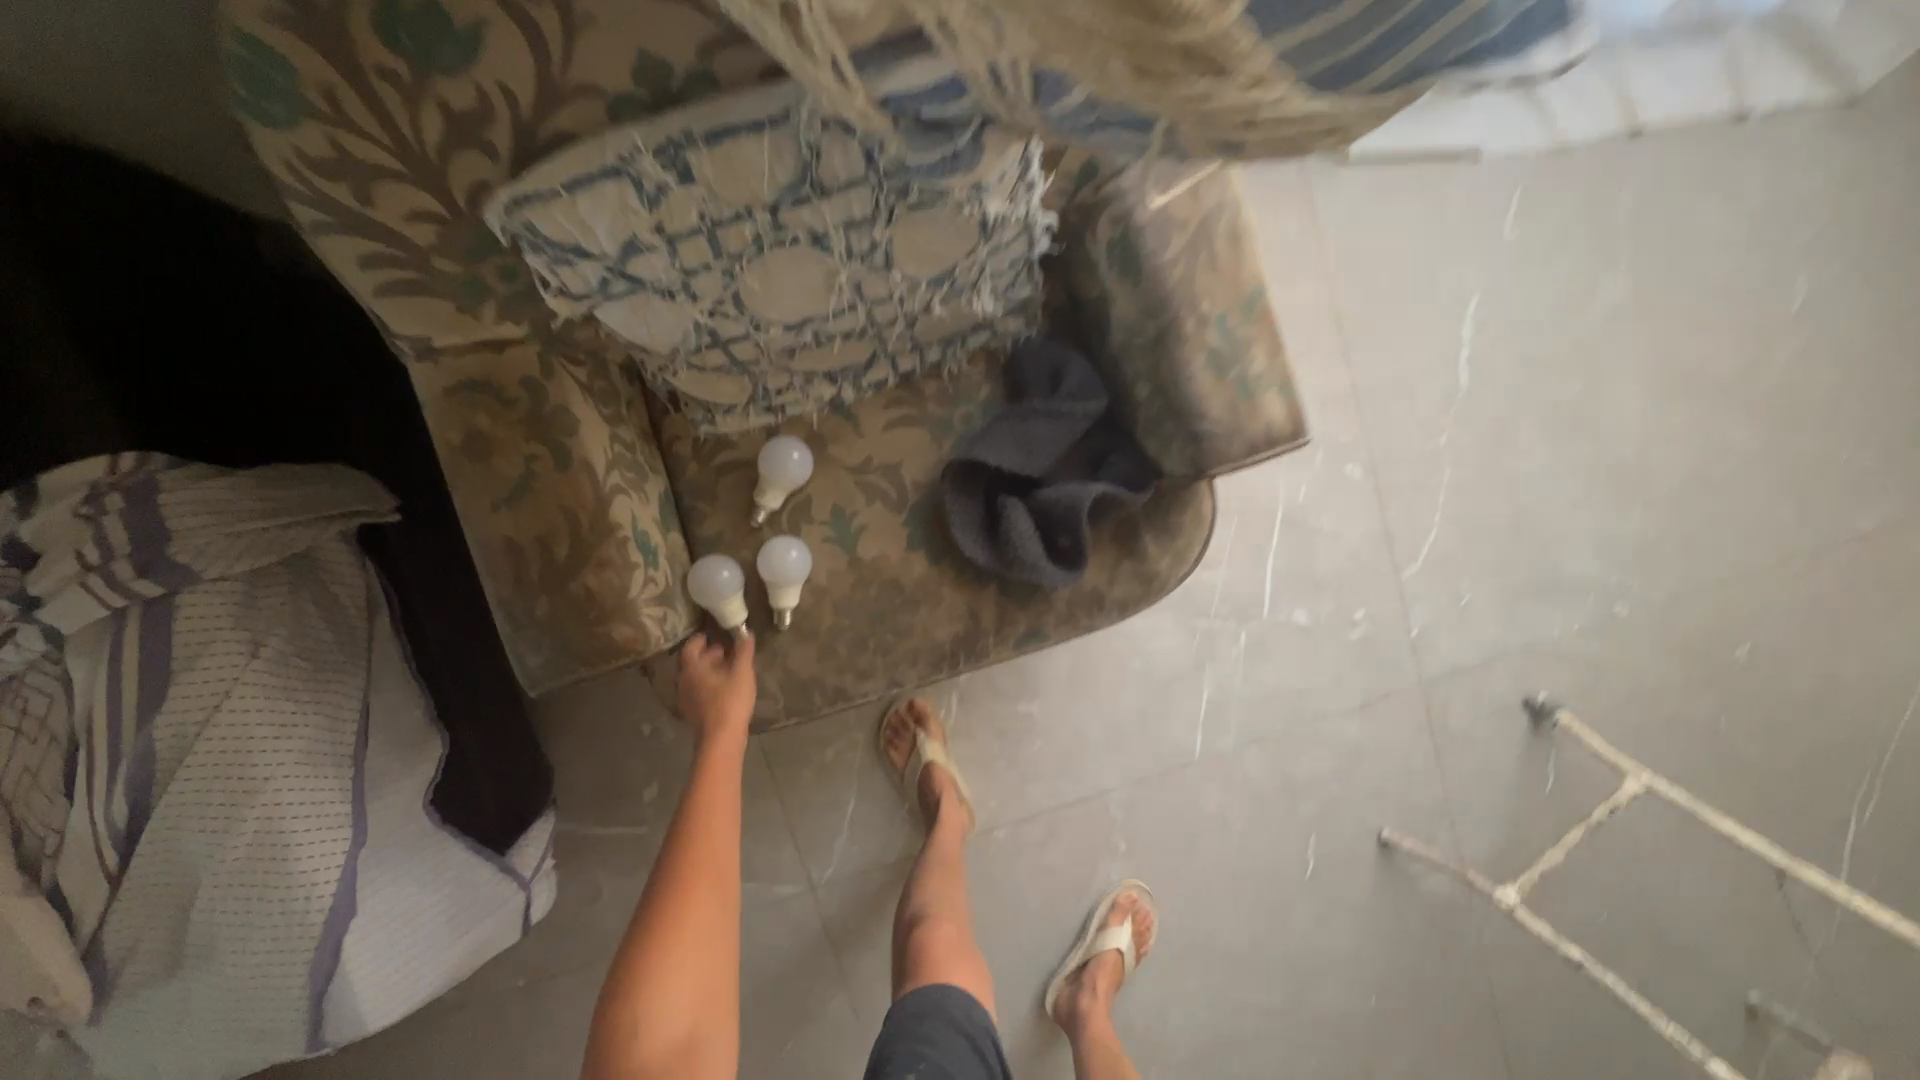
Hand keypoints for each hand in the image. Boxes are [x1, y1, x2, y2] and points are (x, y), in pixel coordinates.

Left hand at [676, 632, 756, 744]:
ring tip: (727, 668)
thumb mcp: (742, 673)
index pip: (690, 647)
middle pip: (692, 663)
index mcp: (692, 668)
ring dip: (708, 670)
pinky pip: (698, 691)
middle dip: (707, 655)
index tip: (711, 635)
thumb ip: (743, 651)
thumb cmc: (730, 701)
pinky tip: (723, 688)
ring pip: (695, 678)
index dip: (700, 639)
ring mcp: (686, 699)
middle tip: (724, 650)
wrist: (721, 739)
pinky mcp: (692, 712)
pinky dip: (708, 684)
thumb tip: (746, 632)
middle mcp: (684, 681)